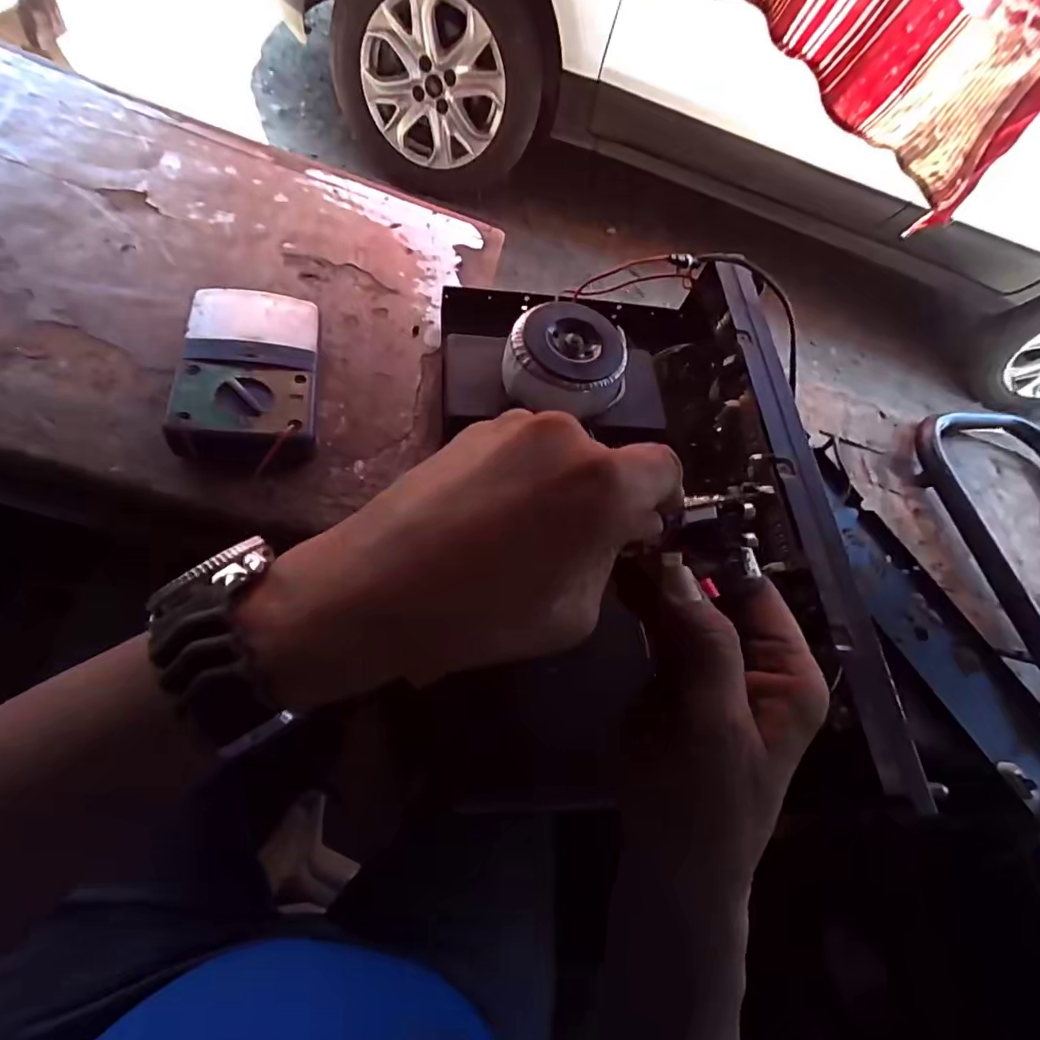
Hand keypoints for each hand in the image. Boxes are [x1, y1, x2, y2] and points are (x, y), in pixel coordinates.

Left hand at [236, 410, 682, 708]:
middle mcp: (565, 434)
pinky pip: (523, 450)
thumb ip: (611, 560)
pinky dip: (525, 477)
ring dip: (563, 487)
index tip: (641, 532)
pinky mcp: (472, 428)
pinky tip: (488, 518)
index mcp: (603, 480)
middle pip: (611, 462)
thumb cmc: (483, 614)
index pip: (666, 468)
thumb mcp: (575, 612)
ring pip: (565, 454)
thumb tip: (621, 531)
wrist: (373, 589)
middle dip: (607, 499)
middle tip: (575, 545)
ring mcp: (514, 424)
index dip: (661, 502)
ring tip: (521, 535)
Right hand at [616, 557, 830, 893]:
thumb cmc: (706, 806)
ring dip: (656, 586)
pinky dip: (642, 611)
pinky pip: (662, 636)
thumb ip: (703, 644)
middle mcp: (755, 665)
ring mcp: (712, 674)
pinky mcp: (675, 686)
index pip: (755, 592)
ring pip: (685, 613)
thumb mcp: (713, 724)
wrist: (670, 870)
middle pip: (716, 598)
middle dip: (678, 569)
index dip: (714, 557)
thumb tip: (675, 569)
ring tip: (618, 548)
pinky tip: (617, 585)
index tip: (666, 523)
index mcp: (788, 672)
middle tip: (631, 531)